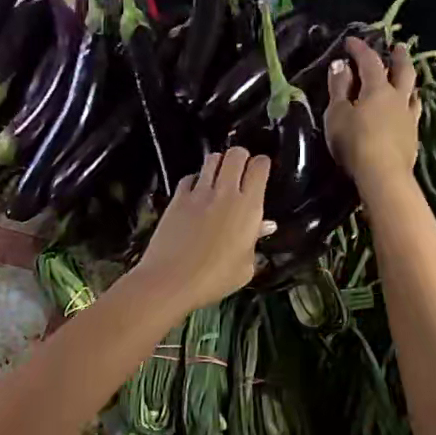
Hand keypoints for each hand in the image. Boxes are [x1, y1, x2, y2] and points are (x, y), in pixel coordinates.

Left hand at [128, 149, 272, 312]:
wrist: (171, 280)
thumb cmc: (214, 279)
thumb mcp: (245, 267)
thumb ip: (255, 241)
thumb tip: (264, 225)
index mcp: (248, 208)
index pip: (259, 167)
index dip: (262, 165)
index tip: (261, 171)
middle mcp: (225, 193)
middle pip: (235, 154)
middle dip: (241, 157)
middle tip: (241, 171)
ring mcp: (198, 193)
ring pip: (212, 159)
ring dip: (218, 164)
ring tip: (219, 178)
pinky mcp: (177, 198)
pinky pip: (189, 178)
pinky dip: (195, 180)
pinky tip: (196, 193)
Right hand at [325, 38, 420, 185]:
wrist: (383, 174)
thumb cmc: (355, 142)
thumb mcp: (337, 114)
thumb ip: (339, 89)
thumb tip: (340, 64)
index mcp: (377, 89)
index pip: (370, 61)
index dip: (360, 49)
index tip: (351, 41)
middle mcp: (398, 98)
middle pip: (403, 71)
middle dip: (399, 57)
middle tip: (398, 46)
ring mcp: (409, 117)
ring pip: (412, 92)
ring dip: (409, 81)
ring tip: (407, 78)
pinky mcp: (413, 136)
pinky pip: (414, 112)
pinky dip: (410, 104)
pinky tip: (409, 108)